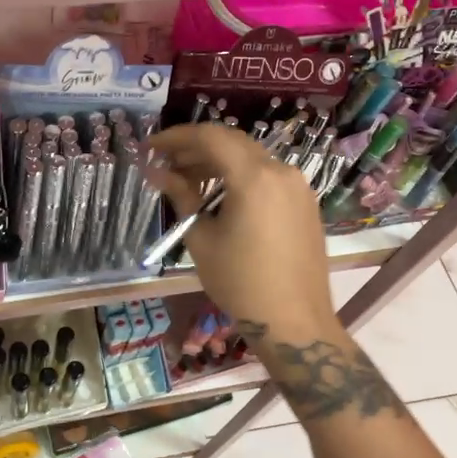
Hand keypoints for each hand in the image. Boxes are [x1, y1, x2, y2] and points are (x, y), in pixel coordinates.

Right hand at [146, 123, 335, 331]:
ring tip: (188, 179)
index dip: (177, 137)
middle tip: (166, 163)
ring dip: (218, 161)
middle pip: (232, 142)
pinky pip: (268, 175)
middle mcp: (281, 171)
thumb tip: (156, 172)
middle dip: (196, 148)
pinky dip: (241, 175)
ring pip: (251, 157)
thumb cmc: (240, 282)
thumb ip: (181, 196)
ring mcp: (298, 186)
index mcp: (254, 177)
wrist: (294, 320)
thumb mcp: (201, 238)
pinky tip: (220, 195)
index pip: (210, 137)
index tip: (152, 147)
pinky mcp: (305, 202)